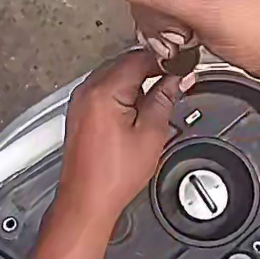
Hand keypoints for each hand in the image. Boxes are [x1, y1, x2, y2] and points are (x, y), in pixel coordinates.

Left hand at [55, 49, 185, 224]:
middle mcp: (87, 92)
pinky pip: (104, 90)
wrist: (87, 200)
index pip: (138, 59)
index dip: (164, 60)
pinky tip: (138, 106)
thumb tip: (175, 80)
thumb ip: (164, 100)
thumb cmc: (112, 176)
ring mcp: (80, 102)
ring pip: (113, 74)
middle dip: (151, 68)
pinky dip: (123, 91)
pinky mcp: (79, 113)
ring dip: (137, 79)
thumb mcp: (151, 135)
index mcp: (104, 93)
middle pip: (124, 63)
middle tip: (174, 79)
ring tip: (159, 94)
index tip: (180, 66)